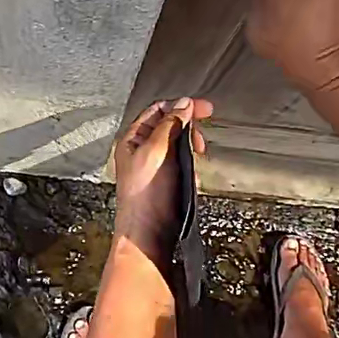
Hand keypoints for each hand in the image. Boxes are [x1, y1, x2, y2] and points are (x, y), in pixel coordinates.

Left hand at [112, 97, 210, 254]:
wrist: (149, 234)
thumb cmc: (145, 196)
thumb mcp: (156, 151)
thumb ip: (170, 125)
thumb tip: (183, 104)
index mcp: (134, 139)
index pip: (159, 110)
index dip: (181, 106)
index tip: (204, 109)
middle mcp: (143, 150)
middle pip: (173, 126)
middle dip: (189, 132)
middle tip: (200, 142)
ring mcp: (157, 166)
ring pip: (182, 147)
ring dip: (191, 154)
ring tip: (193, 166)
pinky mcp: (169, 181)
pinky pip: (186, 167)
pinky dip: (192, 171)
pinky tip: (191, 182)